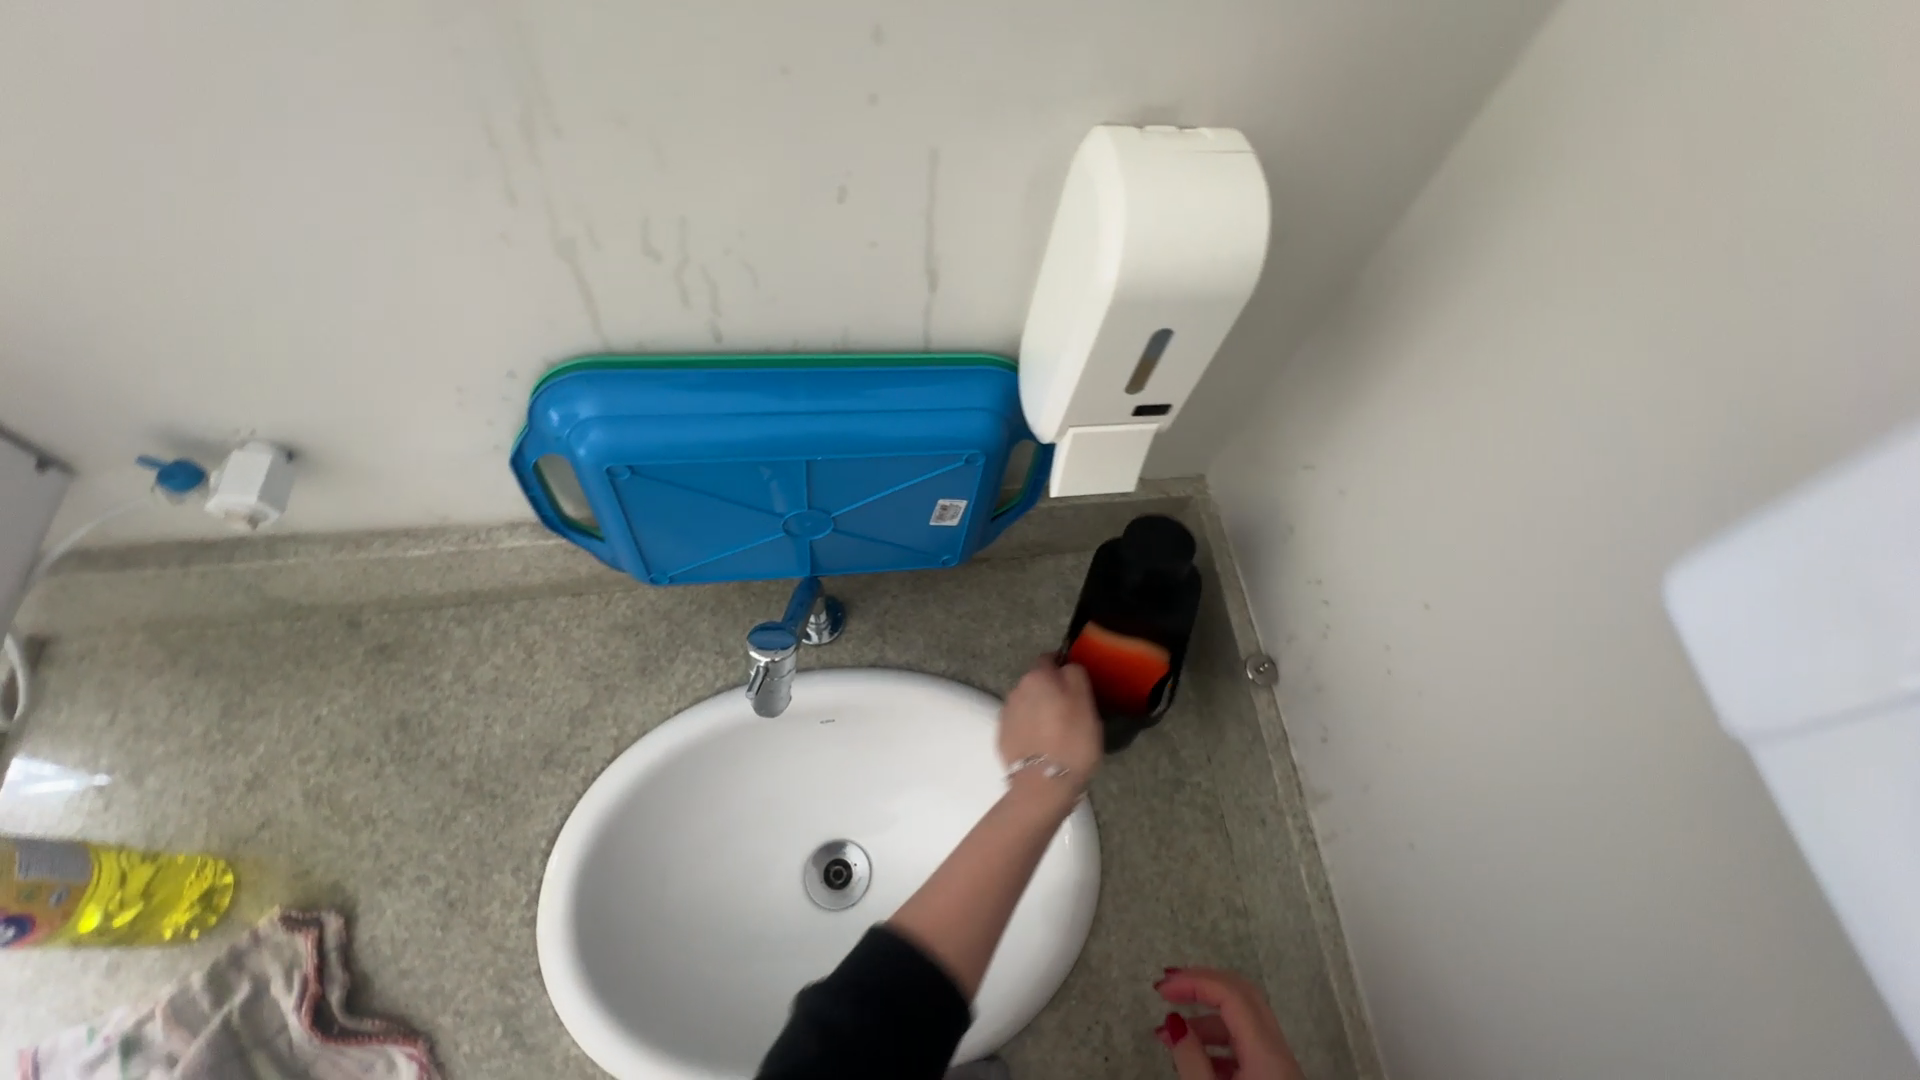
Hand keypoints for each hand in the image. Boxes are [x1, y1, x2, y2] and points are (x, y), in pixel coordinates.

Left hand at [998, 656, 1103, 803]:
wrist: (1043, 785)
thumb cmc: (1072, 741)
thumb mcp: (1086, 704)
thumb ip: (1075, 676)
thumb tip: (1066, 667)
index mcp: (1037, 677)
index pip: (1049, 659)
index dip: (1063, 669)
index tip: (1076, 686)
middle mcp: (1016, 690)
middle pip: (1037, 683)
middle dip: (1050, 691)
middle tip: (1070, 712)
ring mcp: (1006, 714)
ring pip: (1027, 704)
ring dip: (1038, 710)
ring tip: (1055, 732)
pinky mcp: (1002, 737)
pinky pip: (1020, 725)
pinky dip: (1029, 729)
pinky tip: (1041, 745)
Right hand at [1154, 967, 1304, 1079]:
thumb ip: (1191, 1060)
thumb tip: (1173, 1022)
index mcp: (1267, 1050)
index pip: (1230, 992)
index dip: (1193, 980)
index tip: (1161, 988)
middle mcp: (1279, 1048)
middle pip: (1242, 993)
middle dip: (1201, 983)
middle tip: (1167, 986)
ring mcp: (1280, 1062)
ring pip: (1243, 1019)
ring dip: (1205, 1016)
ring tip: (1170, 1033)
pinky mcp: (1276, 1075)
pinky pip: (1247, 1043)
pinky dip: (1217, 1039)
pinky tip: (1194, 1054)